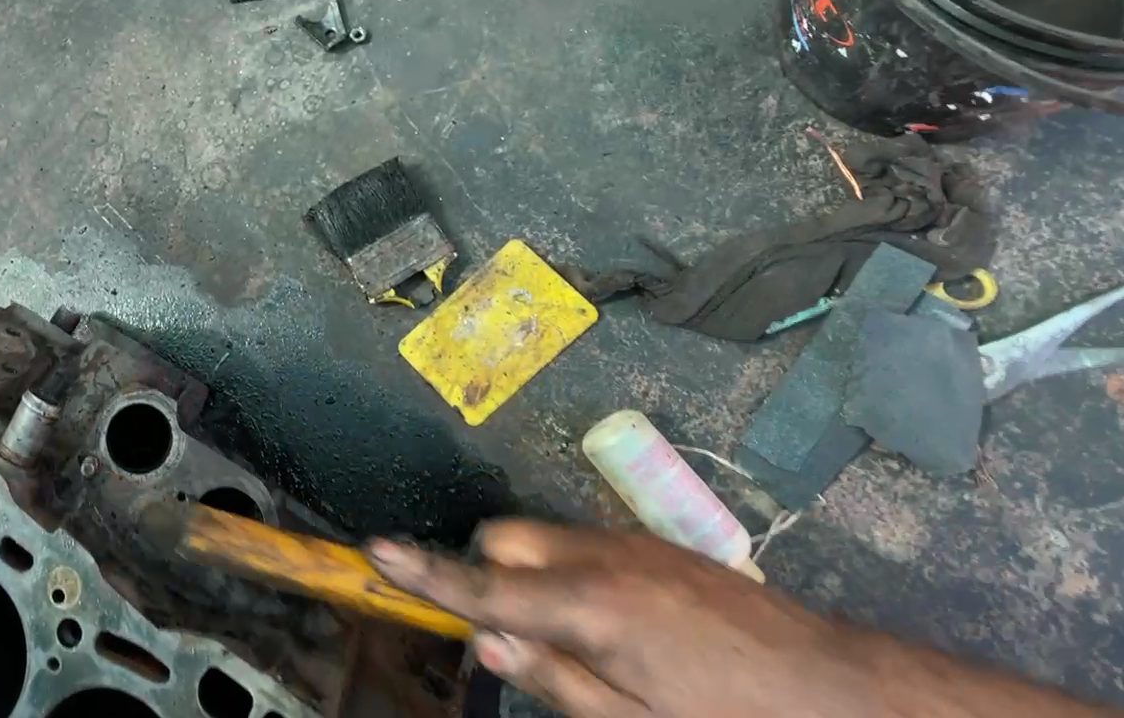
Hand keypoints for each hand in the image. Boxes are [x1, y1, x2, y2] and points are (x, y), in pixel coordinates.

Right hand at [367, 520, 1114, 717]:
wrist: (852, 691)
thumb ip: (556, 679)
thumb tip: (487, 642)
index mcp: (591, 609)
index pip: (484, 585)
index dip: (425, 571)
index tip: (375, 549)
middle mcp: (598, 557)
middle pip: (504, 537)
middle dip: (484, 569)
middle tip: (508, 627)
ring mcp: (626, 543)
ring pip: (539, 535)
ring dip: (524, 570)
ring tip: (567, 634)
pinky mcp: (650, 544)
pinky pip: (577, 542)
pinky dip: (562, 570)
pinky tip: (608, 622)